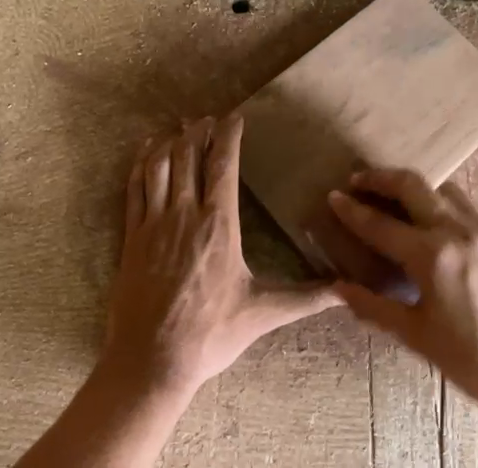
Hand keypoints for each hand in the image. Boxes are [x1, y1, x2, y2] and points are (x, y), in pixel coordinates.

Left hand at [101, 115, 338, 398]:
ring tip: (178, 128)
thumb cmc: (210, 335)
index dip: (228, 135)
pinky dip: (140, 164)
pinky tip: (144, 152)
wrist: (151, 360)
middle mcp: (185, 214)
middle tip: (205, 118)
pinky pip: (134, 189)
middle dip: (197, 131)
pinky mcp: (131, 237)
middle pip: (187, 156)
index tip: (234, 116)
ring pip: (159, 166)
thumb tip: (346, 291)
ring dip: (169, 142)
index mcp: (219, 225)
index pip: (223, 164)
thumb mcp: (263, 313)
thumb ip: (306, 297)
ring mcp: (153, 224)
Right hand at [328, 169, 477, 424]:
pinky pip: (467, 210)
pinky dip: (443, 206)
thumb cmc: (472, 362)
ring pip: (443, 191)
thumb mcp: (416, 337)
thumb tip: (339, 287)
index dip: (352, 210)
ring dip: (415, 188)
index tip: (333, 196)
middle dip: (381, 178)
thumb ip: (374, 306)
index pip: (381, 225)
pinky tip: (435, 224)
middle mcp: (458, 232)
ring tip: (395, 196)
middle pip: (413, 185)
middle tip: (358, 180)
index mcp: (432, 256)